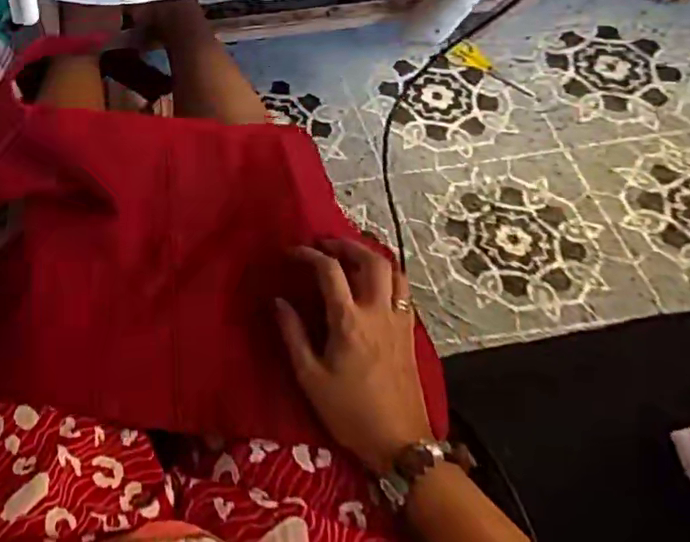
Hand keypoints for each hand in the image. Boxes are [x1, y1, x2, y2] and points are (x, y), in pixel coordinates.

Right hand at [274, 238, 431, 473]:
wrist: (401, 444)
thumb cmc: (350, 412)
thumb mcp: (310, 378)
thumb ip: (293, 335)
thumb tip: (278, 301)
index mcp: (349, 321)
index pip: (329, 270)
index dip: (309, 254)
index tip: (292, 252)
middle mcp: (377, 312)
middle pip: (370, 260)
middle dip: (346, 244)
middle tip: (325, 244)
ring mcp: (399, 321)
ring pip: (393, 271)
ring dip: (371, 256)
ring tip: (351, 257)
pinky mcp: (410, 333)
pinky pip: (403, 290)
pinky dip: (387, 276)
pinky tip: (373, 285)